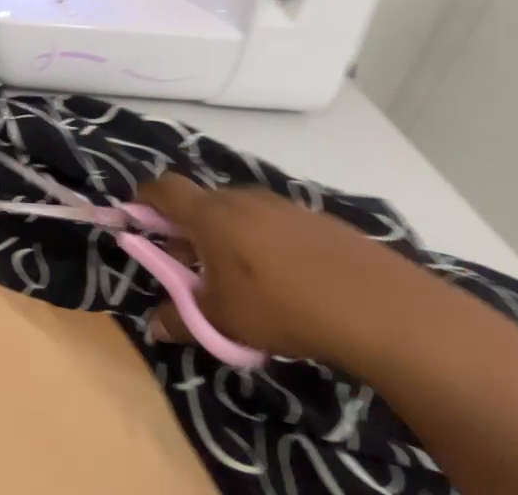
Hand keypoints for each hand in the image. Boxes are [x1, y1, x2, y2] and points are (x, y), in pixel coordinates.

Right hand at [136, 174, 439, 364]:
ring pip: (241, 214)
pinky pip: (277, 225)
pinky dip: (267, 244)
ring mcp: (285, 206)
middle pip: (202, 203)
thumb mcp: (223, 321)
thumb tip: (155, 328)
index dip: (144, 198)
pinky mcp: (321, 221)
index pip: (163, 189)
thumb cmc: (282, 307)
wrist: (381, 308)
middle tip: (190, 266)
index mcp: (209, 214)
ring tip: (239, 279)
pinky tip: (285, 282)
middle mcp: (242, 200)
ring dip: (229, 237)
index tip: (136, 218)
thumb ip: (182, 320)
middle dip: (188, 230)